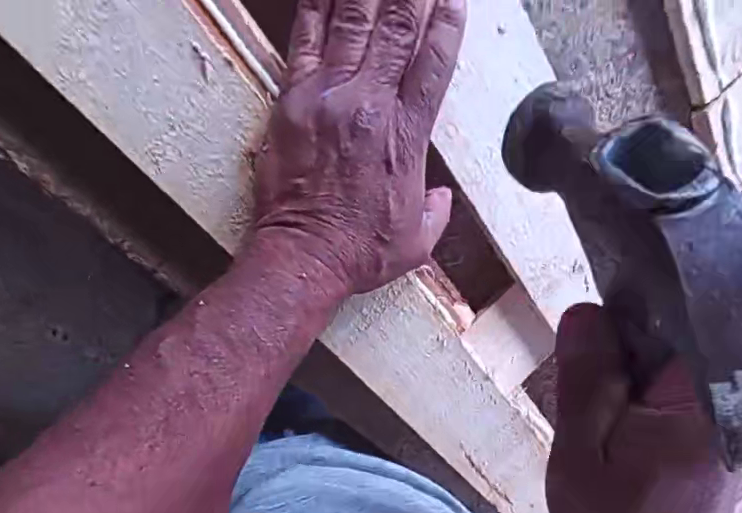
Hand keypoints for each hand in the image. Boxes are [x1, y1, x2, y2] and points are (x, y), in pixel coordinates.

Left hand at [251, 0, 464, 294]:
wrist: (304, 258)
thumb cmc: (356, 254)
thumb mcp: (416, 243)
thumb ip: (436, 212)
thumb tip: (442, 197)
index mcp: (407, 135)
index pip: (436, 57)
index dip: (447, 17)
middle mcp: (371, 106)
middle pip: (399, 22)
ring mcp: (330, 99)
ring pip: (355, 17)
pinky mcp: (293, 102)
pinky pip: (306, 36)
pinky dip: (318, 4)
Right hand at [546, 303, 736, 512]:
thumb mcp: (582, 454)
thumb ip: (585, 384)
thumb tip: (582, 312)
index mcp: (702, 387)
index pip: (668, 311)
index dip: (619, 317)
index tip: (584, 349)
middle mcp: (732, 386)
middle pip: (670, 331)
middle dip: (619, 351)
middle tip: (585, 399)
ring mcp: (731, 403)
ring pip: (669, 359)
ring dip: (627, 375)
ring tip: (602, 419)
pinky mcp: (721, 420)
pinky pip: (677, 384)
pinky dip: (643, 395)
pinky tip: (621, 428)